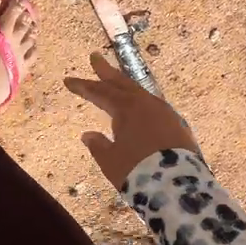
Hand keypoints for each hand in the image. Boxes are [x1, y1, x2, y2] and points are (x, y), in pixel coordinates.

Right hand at [65, 53, 201, 189]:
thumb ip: (98, 145)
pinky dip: (140, 100)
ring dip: (125, 85)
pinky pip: (153, 105)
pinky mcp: (177, 126)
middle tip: (95, 56)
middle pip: (122, 83)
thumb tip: (88, 134)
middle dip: (106, 71)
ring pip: (140, 92)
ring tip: (116, 81)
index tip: (67, 80)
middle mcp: (146, 104)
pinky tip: (139, 106)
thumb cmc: (138, 171)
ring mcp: (165, 113)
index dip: (83, 86)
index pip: (99, 92)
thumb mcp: (110, 160)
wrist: (178, 187)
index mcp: (126, 108)